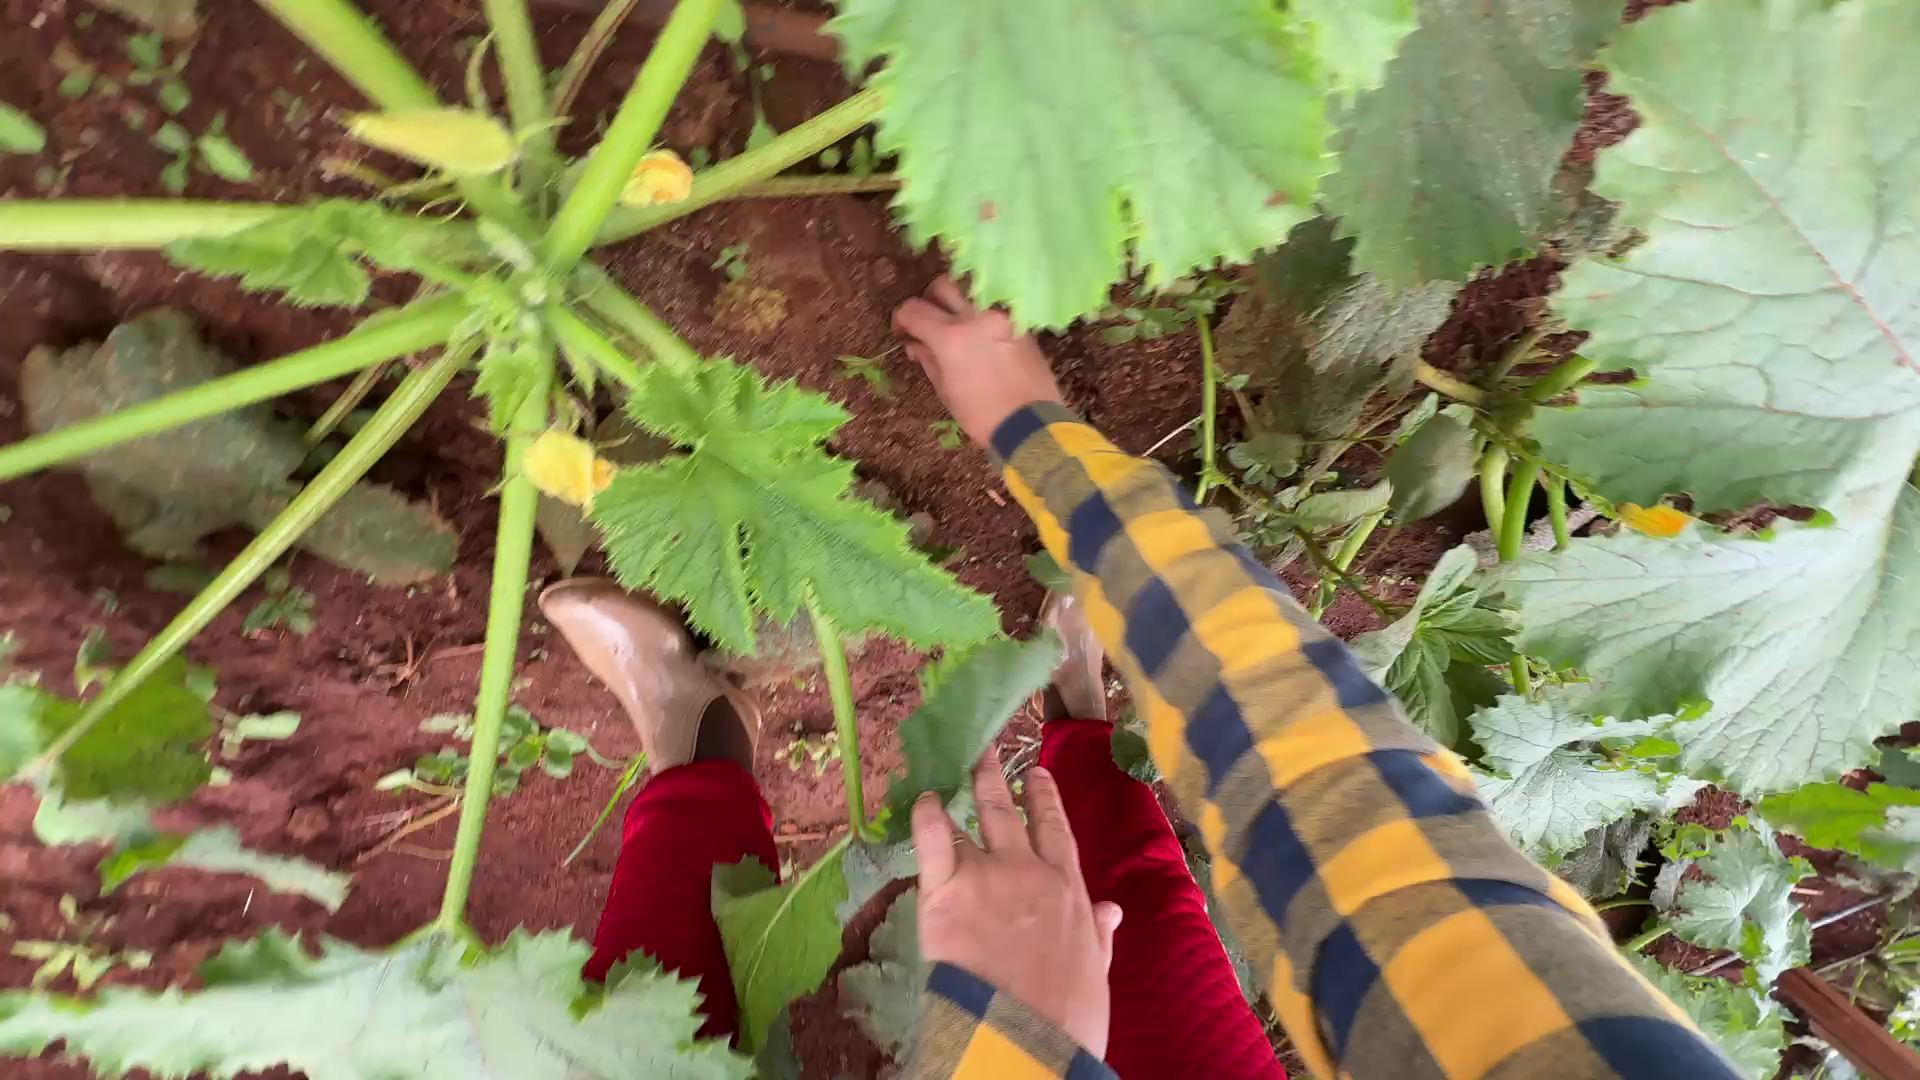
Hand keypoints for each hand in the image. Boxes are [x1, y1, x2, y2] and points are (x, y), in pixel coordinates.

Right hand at [893, 276, 1065, 448]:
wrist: (1031, 424)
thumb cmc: (983, 416)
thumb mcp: (947, 392)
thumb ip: (929, 361)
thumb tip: (916, 345)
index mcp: (950, 338)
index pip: (914, 310)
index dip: (901, 318)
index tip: (901, 331)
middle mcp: (974, 317)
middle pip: (942, 286)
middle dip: (928, 301)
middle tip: (927, 323)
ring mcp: (1000, 317)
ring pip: (970, 291)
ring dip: (956, 302)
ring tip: (954, 326)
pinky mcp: (1019, 324)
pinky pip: (992, 309)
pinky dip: (979, 316)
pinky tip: (979, 338)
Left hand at [913, 747, 1122, 1055]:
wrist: (1024, 1041)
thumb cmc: (1065, 1017)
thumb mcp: (1095, 974)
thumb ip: (1099, 936)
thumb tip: (1112, 910)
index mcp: (1067, 889)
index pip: (1056, 830)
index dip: (1046, 799)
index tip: (1038, 774)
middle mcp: (1029, 869)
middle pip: (1011, 811)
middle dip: (997, 777)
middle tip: (986, 752)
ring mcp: (988, 874)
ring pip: (976, 815)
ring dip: (965, 787)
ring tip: (953, 766)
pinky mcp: (948, 889)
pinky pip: (934, 838)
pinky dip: (927, 814)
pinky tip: (923, 799)